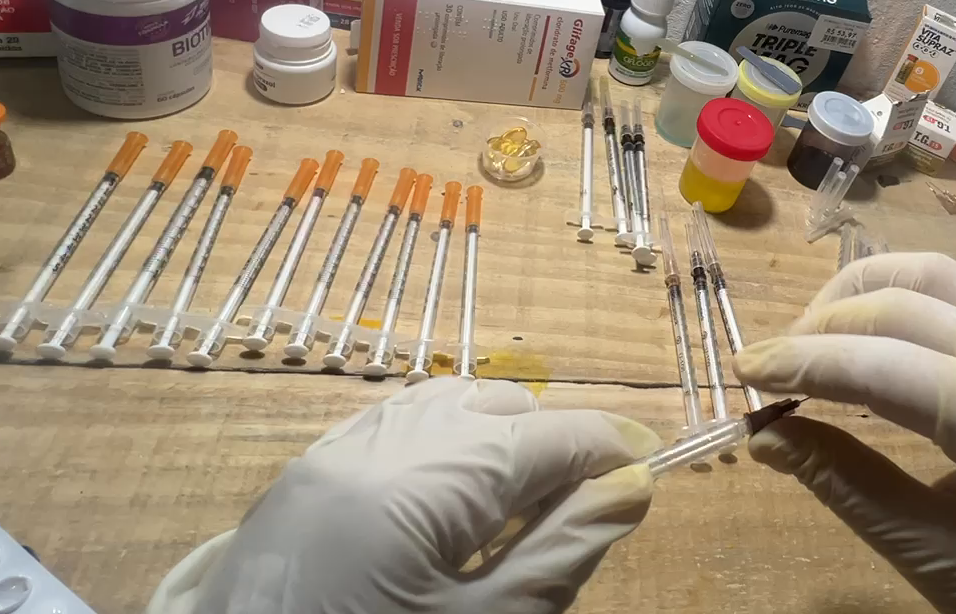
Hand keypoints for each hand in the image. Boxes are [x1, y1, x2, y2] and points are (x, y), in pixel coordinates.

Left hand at [147, 378, 660, 613]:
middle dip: (550, 448)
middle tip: (565, 519)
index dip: (608, 449)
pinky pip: (402, 418)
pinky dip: (445, 439)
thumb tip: (632, 487)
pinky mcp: (309, 468)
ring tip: (505, 513)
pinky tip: (443, 502)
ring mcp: (338, 447)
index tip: (646, 473)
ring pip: (454, 400)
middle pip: (504, 406)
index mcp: (424, 483)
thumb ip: (562, 554)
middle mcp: (383, 440)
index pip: (550, 435)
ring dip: (498, 439)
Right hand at [734, 165, 955, 613]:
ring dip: (868, 284)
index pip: (898, 373)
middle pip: (912, 313)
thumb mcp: (937, 562)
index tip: (749, 373)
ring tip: (817, 317)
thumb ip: (850, 487)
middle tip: (771, 363)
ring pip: (940, 279)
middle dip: (827, 328)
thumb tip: (766, 434)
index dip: (815, 365)